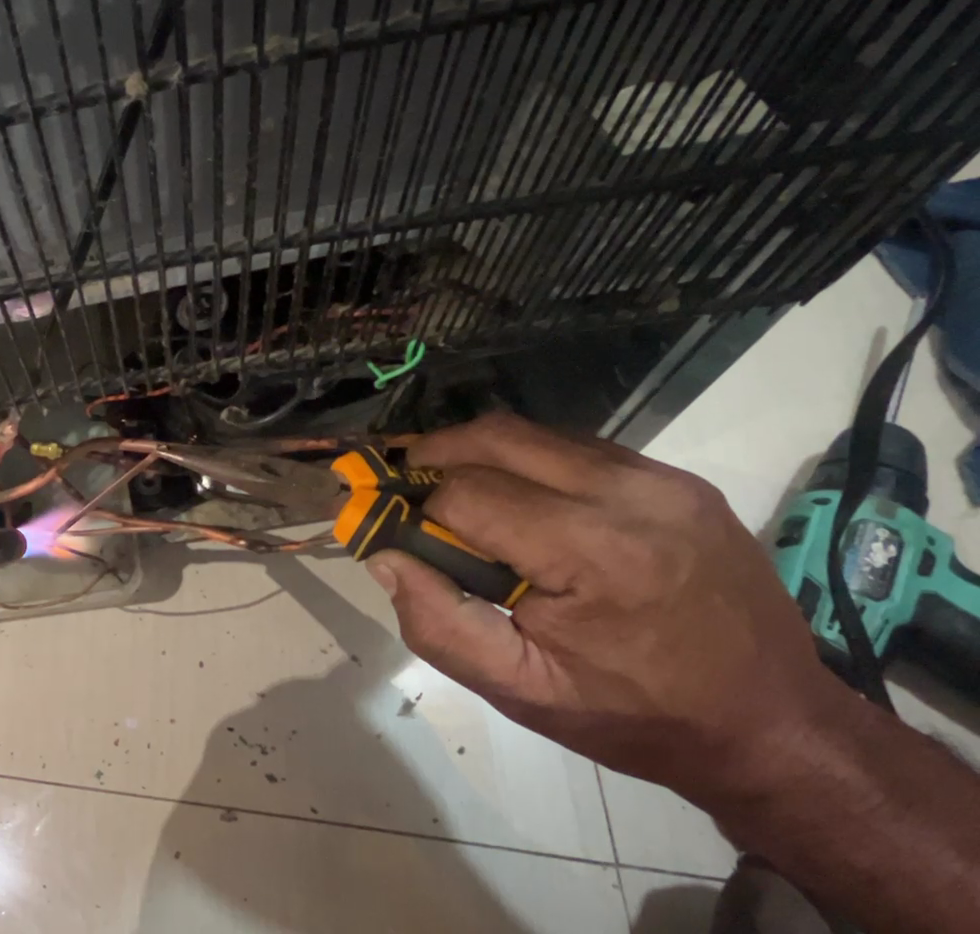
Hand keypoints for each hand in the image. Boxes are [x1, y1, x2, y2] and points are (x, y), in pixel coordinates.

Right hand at [364, 414, 843, 797]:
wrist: (774, 724)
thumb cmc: (637, 717)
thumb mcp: (522, 692)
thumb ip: (439, 625)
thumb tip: (384, 557)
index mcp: (596, 554)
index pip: (466, 494)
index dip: (416, 512)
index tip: (394, 537)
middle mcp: (631, 495)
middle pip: (493, 438)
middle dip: (432, 459)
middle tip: (402, 495)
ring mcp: (660, 479)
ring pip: (530, 433)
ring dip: (475, 456)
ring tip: (452, 499)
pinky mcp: (675, 478)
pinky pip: (572, 447)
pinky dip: (524, 462)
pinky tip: (517, 503)